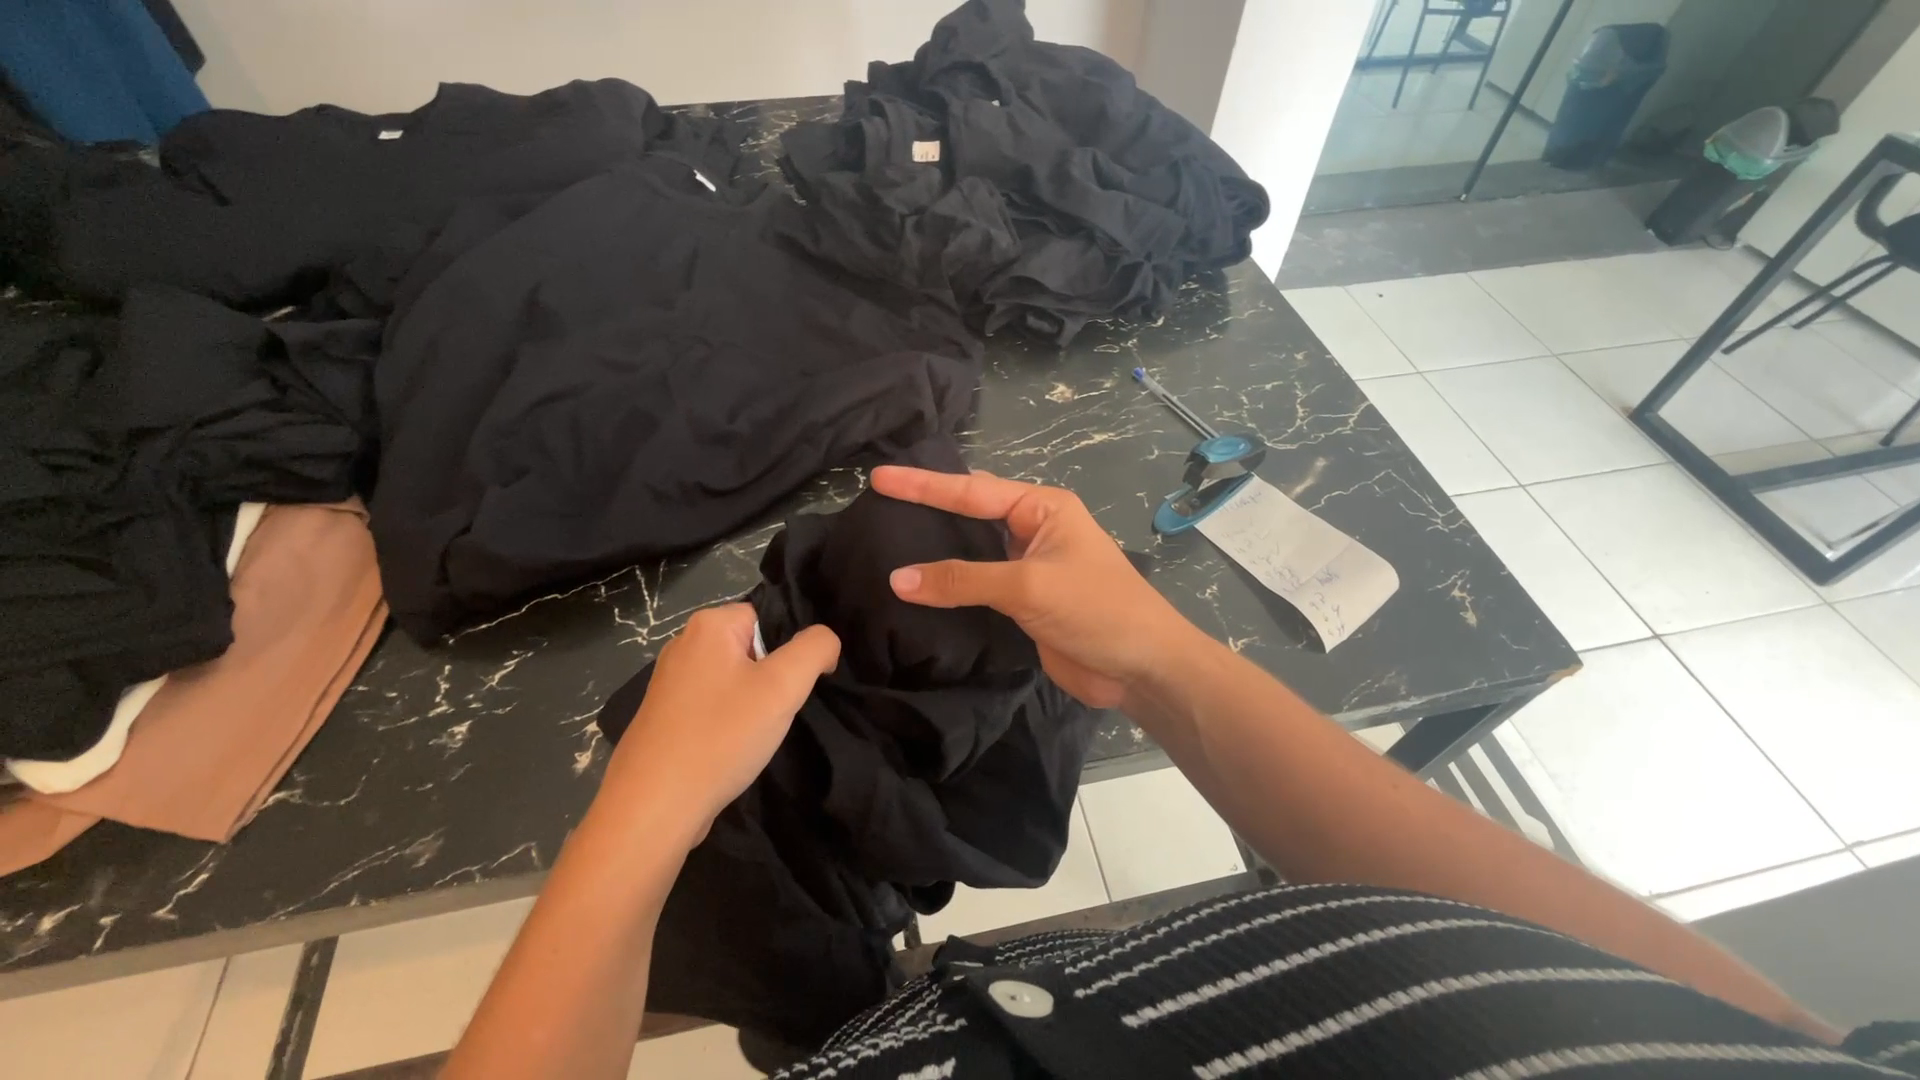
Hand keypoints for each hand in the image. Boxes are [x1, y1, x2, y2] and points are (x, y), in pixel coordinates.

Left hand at [601, 604, 839, 831]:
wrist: (655, 806)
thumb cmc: (721, 736)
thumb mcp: (783, 686)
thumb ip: (815, 649)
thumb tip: (825, 642)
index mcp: (708, 625)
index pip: (768, 616)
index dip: (791, 648)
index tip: (794, 686)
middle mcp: (683, 645)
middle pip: (752, 648)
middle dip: (772, 679)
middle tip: (777, 712)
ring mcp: (670, 683)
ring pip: (734, 681)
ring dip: (752, 705)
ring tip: (756, 734)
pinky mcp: (665, 717)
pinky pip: (713, 706)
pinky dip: (729, 724)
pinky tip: (733, 750)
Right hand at [871, 467, 1199, 707]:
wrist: (1142, 667)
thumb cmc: (1096, 610)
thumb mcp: (1028, 586)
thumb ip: (963, 580)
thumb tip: (898, 579)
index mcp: (1043, 508)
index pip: (972, 491)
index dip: (924, 486)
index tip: (879, 478)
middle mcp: (1034, 531)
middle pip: (971, 513)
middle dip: (928, 508)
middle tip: (877, 504)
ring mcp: (1028, 568)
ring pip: (972, 552)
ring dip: (936, 550)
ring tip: (886, 540)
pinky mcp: (1024, 604)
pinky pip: (978, 587)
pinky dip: (949, 587)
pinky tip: (917, 588)